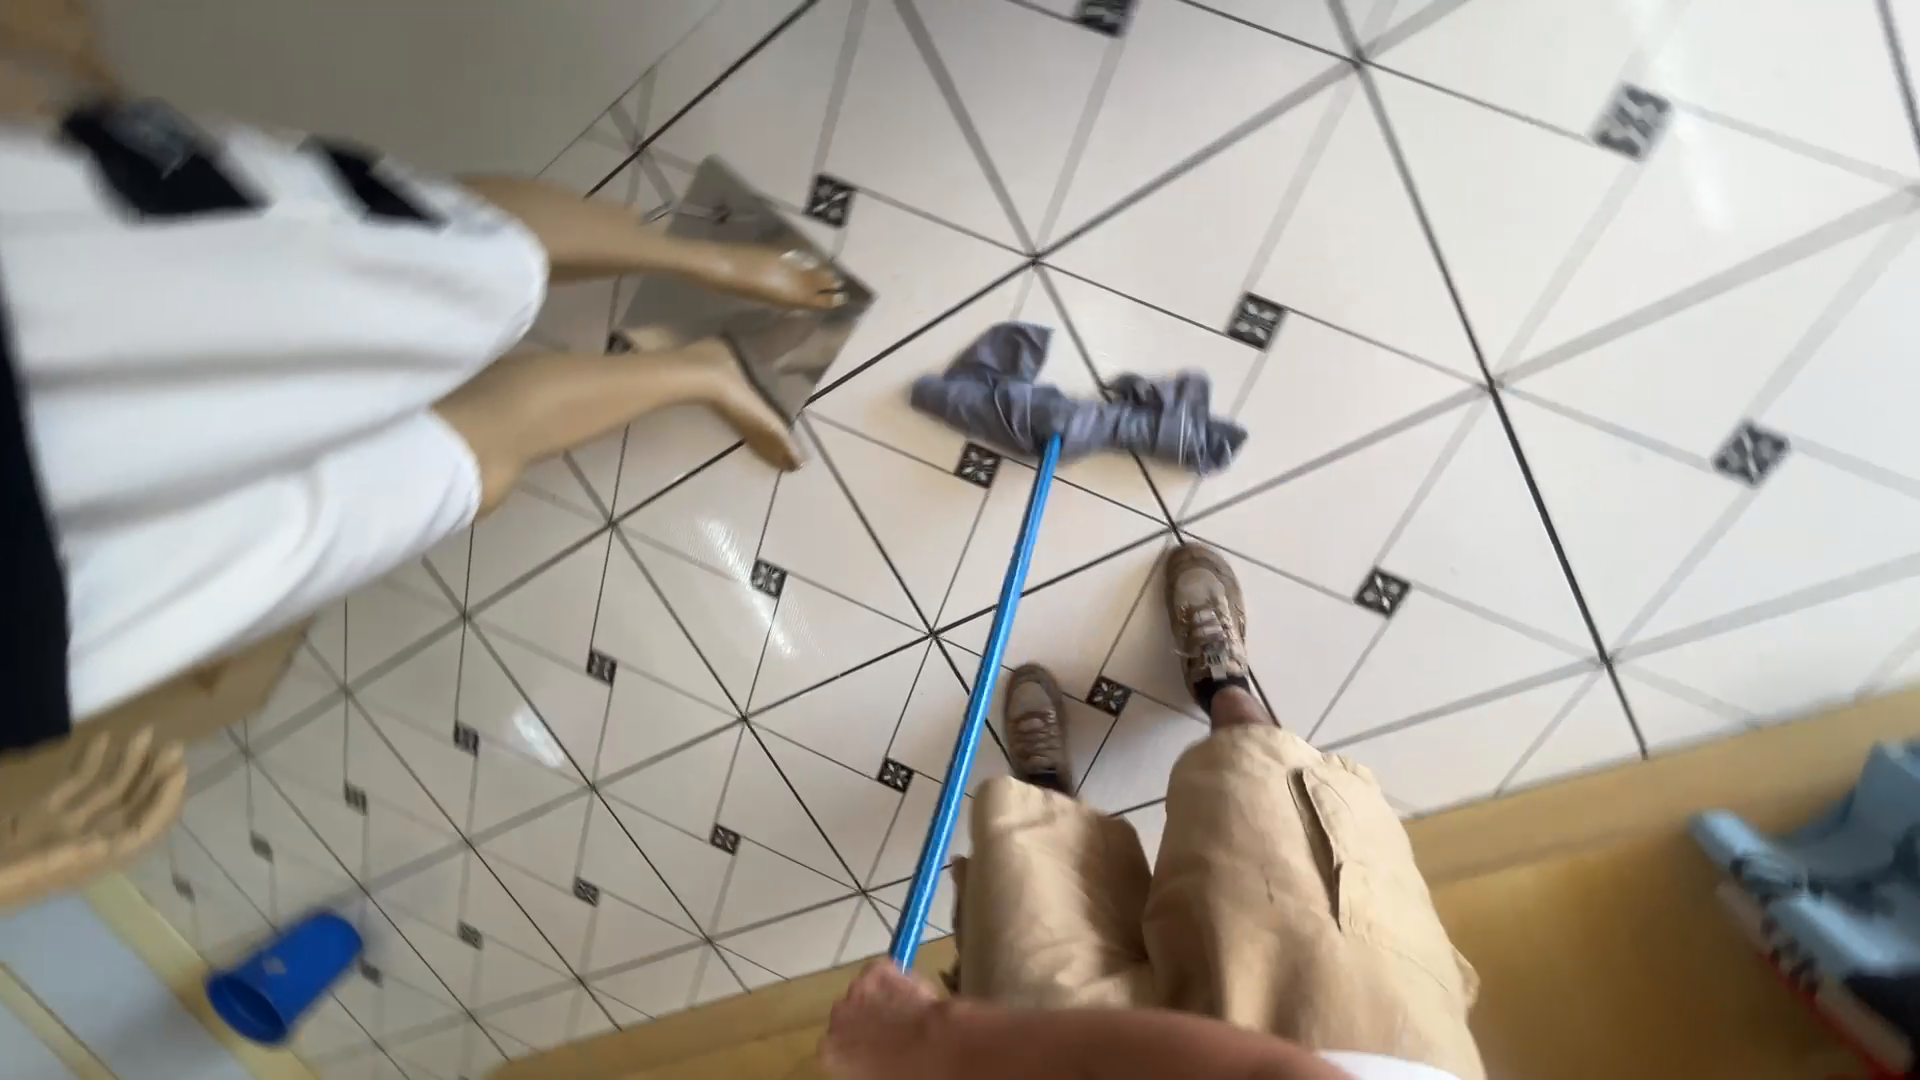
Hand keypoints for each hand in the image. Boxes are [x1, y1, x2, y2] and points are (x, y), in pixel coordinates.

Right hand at [818, 960, 948, 1079]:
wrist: (927, 1051)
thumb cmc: (900, 1073)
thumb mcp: (869, 1075)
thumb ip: (858, 1063)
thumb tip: (866, 1057)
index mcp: (831, 1050)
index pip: (835, 1042)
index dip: (854, 1041)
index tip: (869, 1043)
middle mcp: (838, 1016)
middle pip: (847, 1011)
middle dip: (863, 1015)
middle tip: (886, 1025)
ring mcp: (857, 988)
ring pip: (863, 987)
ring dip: (876, 994)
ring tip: (899, 1006)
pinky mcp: (876, 969)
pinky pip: (881, 970)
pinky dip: (892, 976)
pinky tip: (907, 989)